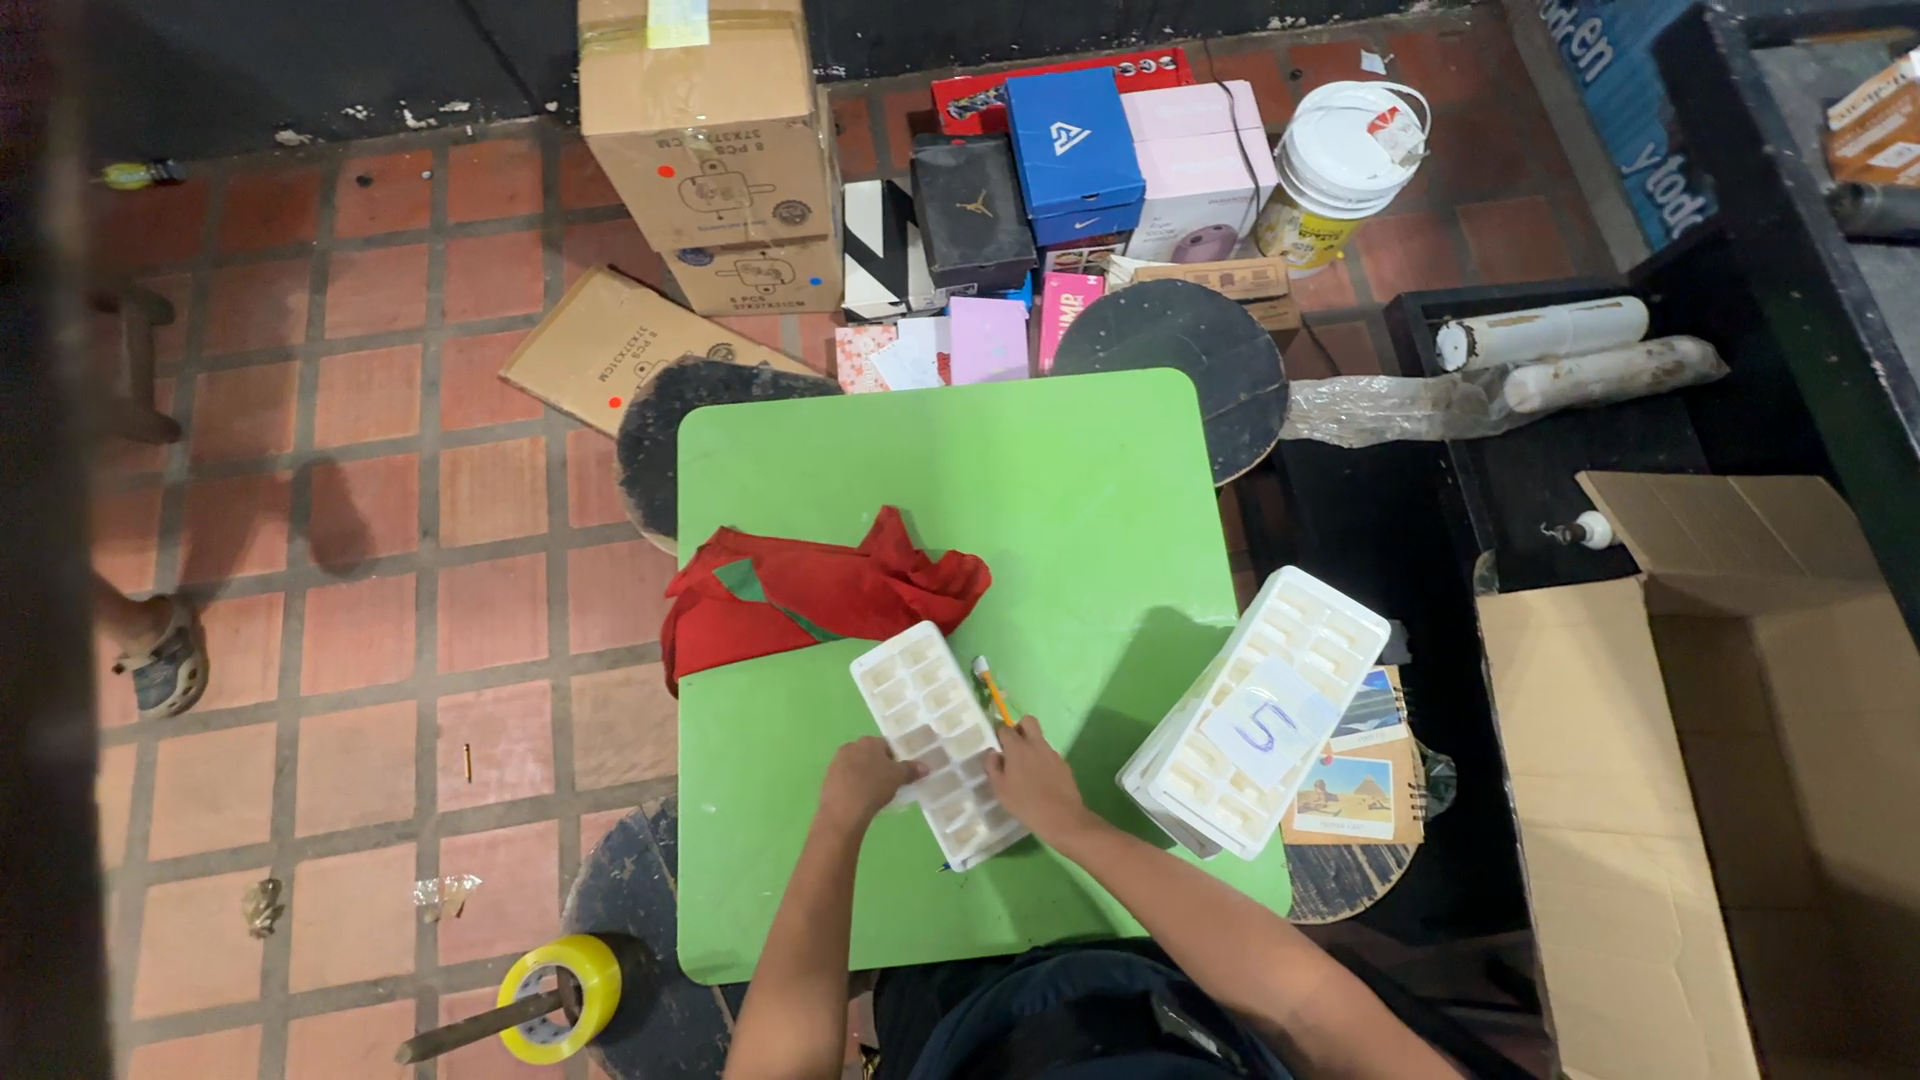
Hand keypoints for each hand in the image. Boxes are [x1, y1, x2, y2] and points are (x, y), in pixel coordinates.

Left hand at [818, 736, 925, 832]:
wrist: (844, 809)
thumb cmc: (874, 786)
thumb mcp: (898, 777)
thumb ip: (911, 770)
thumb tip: (925, 767)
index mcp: (868, 741)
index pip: (886, 745)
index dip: (894, 759)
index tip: (898, 774)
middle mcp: (850, 746)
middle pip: (869, 755)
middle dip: (877, 766)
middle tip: (886, 784)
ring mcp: (836, 762)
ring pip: (856, 767)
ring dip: (864, 776)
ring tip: (872, 794)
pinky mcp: (828, 779)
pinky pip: (845, 779)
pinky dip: (852, 786)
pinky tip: (858, 799)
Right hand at [986, 717, 1099, 844]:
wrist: (1061, 817)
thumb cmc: (1025, 804)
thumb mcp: (1000, 789)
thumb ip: (992, 767)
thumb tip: (993, 752)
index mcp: (1017, 748)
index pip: (1005, 728)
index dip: (1000, 735)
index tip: (998, 747)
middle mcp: (1036, 744)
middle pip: (1028, 721)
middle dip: (1019, 728)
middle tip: (1014, 747)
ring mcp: (1052, 753)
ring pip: (1040, 738)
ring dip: (1032, 746)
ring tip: (1027, 769)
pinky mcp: (1063, 763)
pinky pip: (1049, 754)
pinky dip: (1043, 760)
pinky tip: (1041, 779)